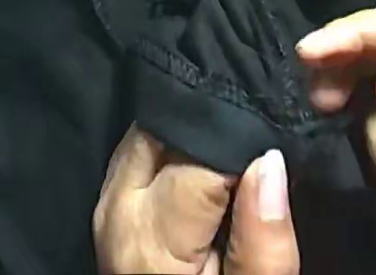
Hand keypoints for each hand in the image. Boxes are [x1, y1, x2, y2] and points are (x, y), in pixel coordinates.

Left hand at [94, 125, 299, 274]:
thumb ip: (264, 245)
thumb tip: (269, 162)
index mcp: (149, 237)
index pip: (198, 155)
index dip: (239, 146)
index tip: (268, 149)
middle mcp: (116, 204)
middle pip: (164, 130)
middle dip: (208, 131)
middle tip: (251, 146)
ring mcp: (106, 197)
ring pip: (150, 132)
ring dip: (189, 134)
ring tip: (229, 155)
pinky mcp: (108, 196)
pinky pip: (140, 148)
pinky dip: (171, 144)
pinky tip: (199, 161)